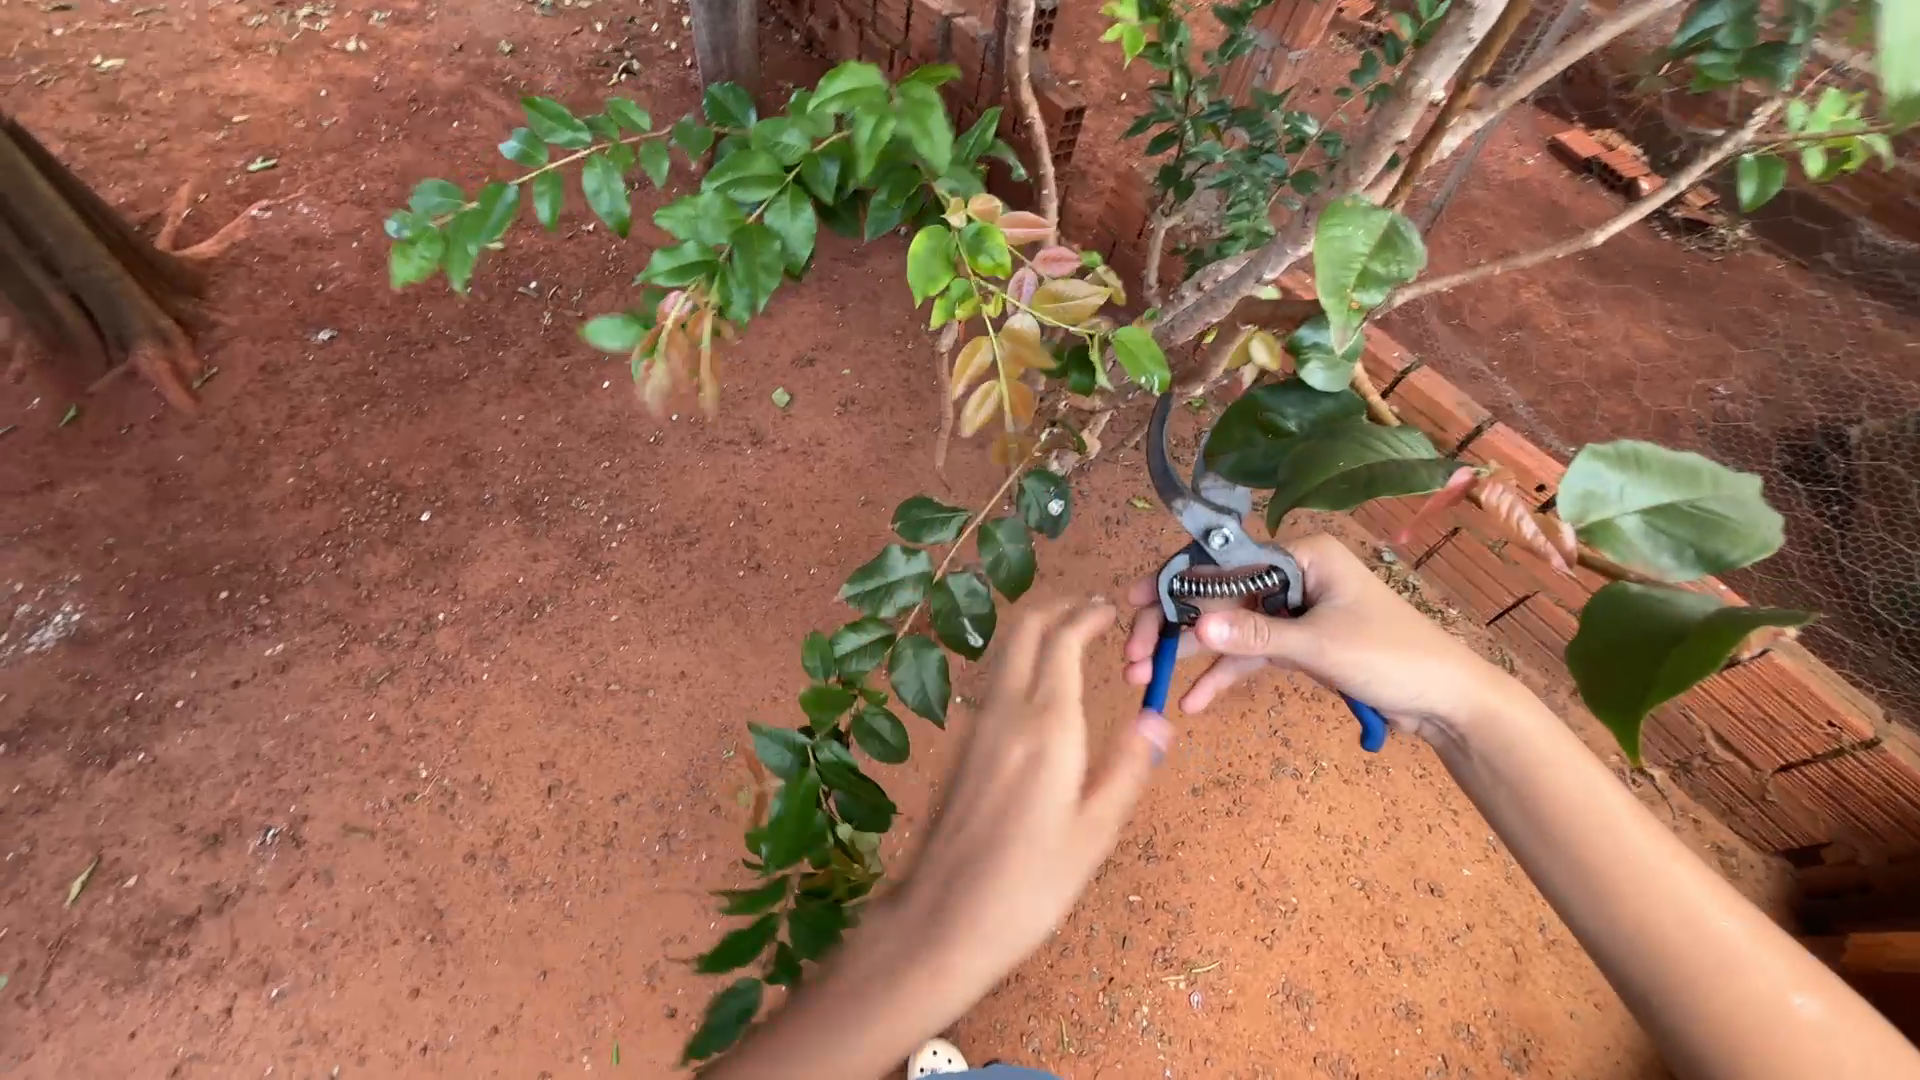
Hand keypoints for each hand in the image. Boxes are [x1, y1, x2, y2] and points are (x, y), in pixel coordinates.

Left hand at [889, 594, 1169, 1010]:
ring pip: (1005, 650)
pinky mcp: (964, 744)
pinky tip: (1041, 683)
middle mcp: (1007, 711)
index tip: (1111, 609)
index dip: (1086, 615)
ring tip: (1073, 636)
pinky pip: (995, 678)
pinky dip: (1022, 657)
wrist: (944, 914)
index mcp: (1047, 725)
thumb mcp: (1094, 833)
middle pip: (1026, 630)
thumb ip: (1127, 769)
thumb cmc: (1031, 881)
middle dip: (1060, 607)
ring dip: (1038, 630)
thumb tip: (1157, 719)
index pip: (1062, 641)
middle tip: (1093, 610)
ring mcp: (978, 724)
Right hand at [1122, 532, 1517, 738]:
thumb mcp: (1321, 645)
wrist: (1450, 703)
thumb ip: (1256, 635)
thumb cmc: (1395, 658)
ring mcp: (1291, 611)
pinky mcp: (1294, 643)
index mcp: (1302, 556)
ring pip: (1226, 628)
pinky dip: (1222, 677)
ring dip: (1189, 655)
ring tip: (1145, 679)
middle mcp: (1291, 576)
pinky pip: (1248, 655)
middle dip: (1173, 627)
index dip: (1176, 583)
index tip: (1136, 602)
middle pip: (1217, 597)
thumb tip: (1197, 625)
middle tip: (1132, 654)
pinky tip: (1194, 702)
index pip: (1225, 563)